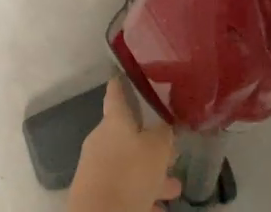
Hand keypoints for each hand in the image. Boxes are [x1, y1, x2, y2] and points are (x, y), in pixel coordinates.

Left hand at [67, 78, 182, 211]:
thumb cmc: (129, 173)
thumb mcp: (157, 149)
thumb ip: (164, 133)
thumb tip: (167, 123)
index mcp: (114, 120)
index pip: (116, 93)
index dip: (121, 83)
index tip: (124, 72)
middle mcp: (102, 138)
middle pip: (129, 135)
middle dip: (152, 144)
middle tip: (173, 151)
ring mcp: (97, 166)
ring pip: (129, 164)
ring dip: (151, 174)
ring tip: (174, 187)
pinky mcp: (96, 192)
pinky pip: (124, 187)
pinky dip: (141, 194)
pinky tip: (158, 207)